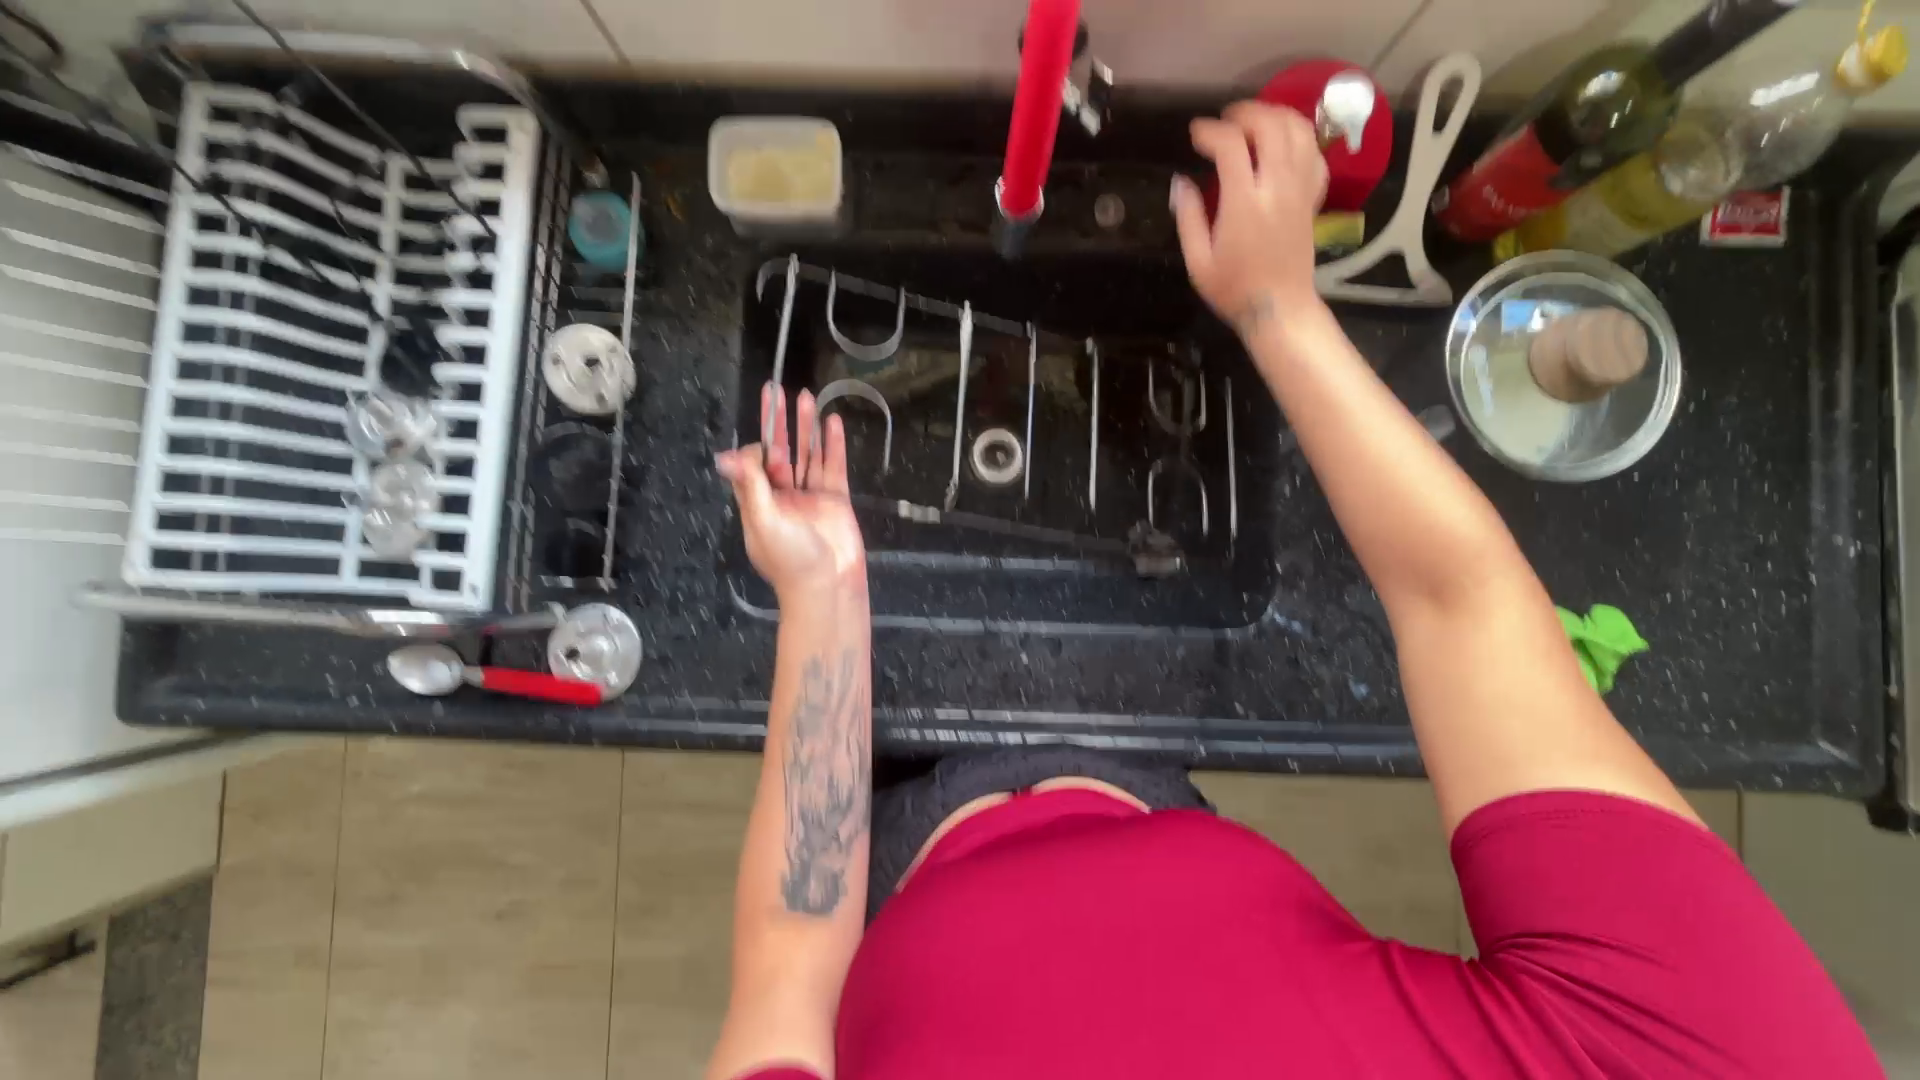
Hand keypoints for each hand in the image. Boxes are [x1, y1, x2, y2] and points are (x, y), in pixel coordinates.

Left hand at [715, 383, 866, 601]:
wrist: (827, 586)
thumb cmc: (790, 558)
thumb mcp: (763, 521)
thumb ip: (750, 486)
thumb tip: (726, 455)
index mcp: (759, 502)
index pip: (754, 463)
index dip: (759, 447)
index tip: (766, 444)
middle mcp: (784, 495)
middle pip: (780, 451)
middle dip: (778, 422)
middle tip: (775, 390)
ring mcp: (811, 496)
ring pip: (808, 454)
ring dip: (806, 426)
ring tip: (807, 396)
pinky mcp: (836, 500)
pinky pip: (833, 466)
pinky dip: (833, 444)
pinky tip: (832, 422)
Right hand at [1170, 101, 1328, 339]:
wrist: (1279, 309)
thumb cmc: (1234, 290)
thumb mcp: (1198, 262)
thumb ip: (1188, 218)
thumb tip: (1181, 183)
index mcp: (1244, 204)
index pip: (1231, 146)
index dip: (1210, 132)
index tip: (1195, 134)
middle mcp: (1277, 188)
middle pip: (1270, 126)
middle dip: (1246, 113)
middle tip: (1226, 119)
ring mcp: (1299, 191)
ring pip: (1299, 132)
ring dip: (1276, 117)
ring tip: (1255, 122)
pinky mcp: (1312, 198)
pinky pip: (1314, 155)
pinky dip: (1300, 140)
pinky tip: (1283, 145)